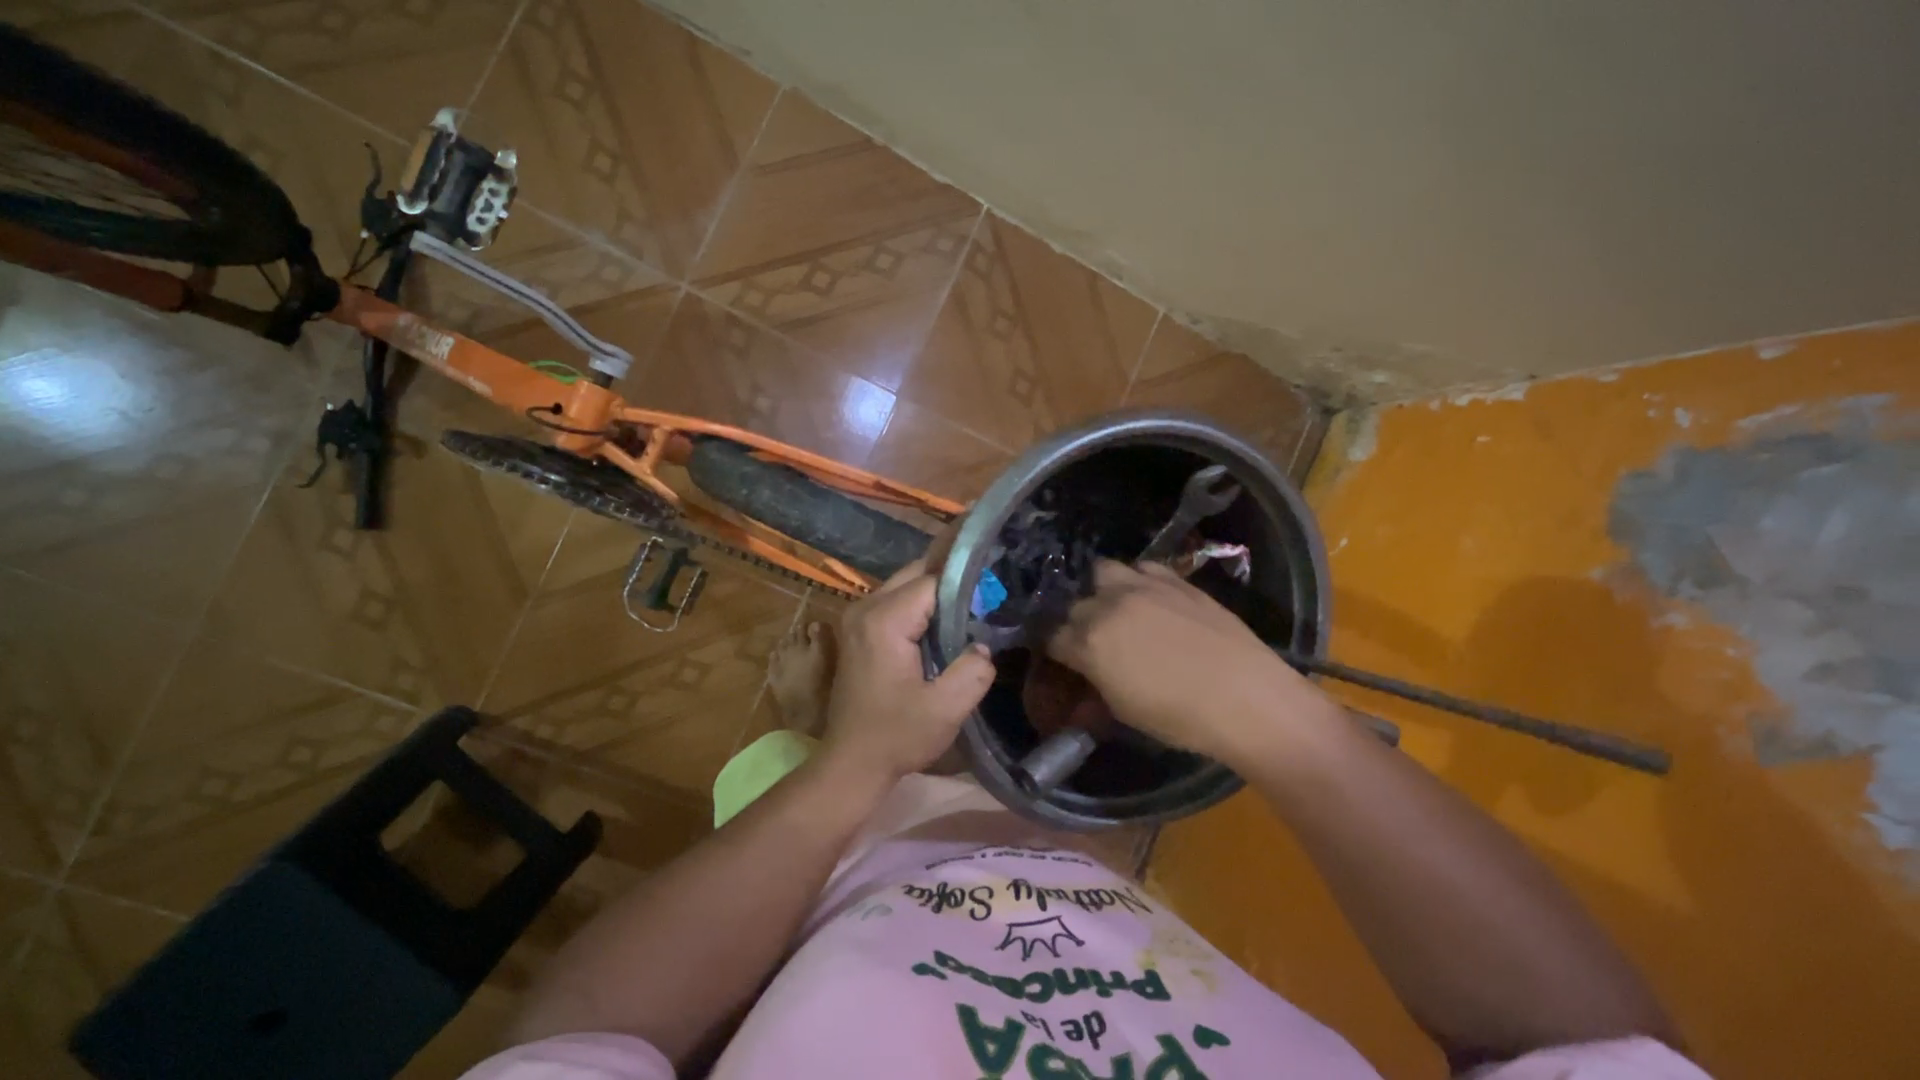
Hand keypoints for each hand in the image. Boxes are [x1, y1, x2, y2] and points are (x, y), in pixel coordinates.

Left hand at [819, 560, 995, 780]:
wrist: (852, 763)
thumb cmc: (897, 736)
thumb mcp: (946, 709)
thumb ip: (973, 671)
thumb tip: (983, 646)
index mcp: (885, 620)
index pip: (933, 581)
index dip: (965, 586)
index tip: (994, 598)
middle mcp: (865, 608)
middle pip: (916, 574)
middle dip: (951, 581)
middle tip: (987, 596)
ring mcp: (857, 618)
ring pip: (904, 587)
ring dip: (936, 594)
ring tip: (972, 608)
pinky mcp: (858, 632)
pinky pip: (894, 603)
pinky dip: (920, 608)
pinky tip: (944, 626)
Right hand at [1045, 560, 1337, 766]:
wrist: (1246, 697)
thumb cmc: (1180, 718)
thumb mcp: (1125, 713)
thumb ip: (1096, 692)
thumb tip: (1083, 693)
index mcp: (1088, 643)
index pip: (1050, 636)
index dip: (1052, 649)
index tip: (1059, 659)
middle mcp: (1108, 606)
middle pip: (1074, 603)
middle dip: (1075, 621)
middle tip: (1089, 641)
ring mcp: (1143, 587)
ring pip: (1103, 571)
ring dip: (1101, 589)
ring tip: (1115, 608)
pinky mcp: (1176, 580)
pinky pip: (1143, 568)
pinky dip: (1138, 581)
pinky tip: (1149, 599)